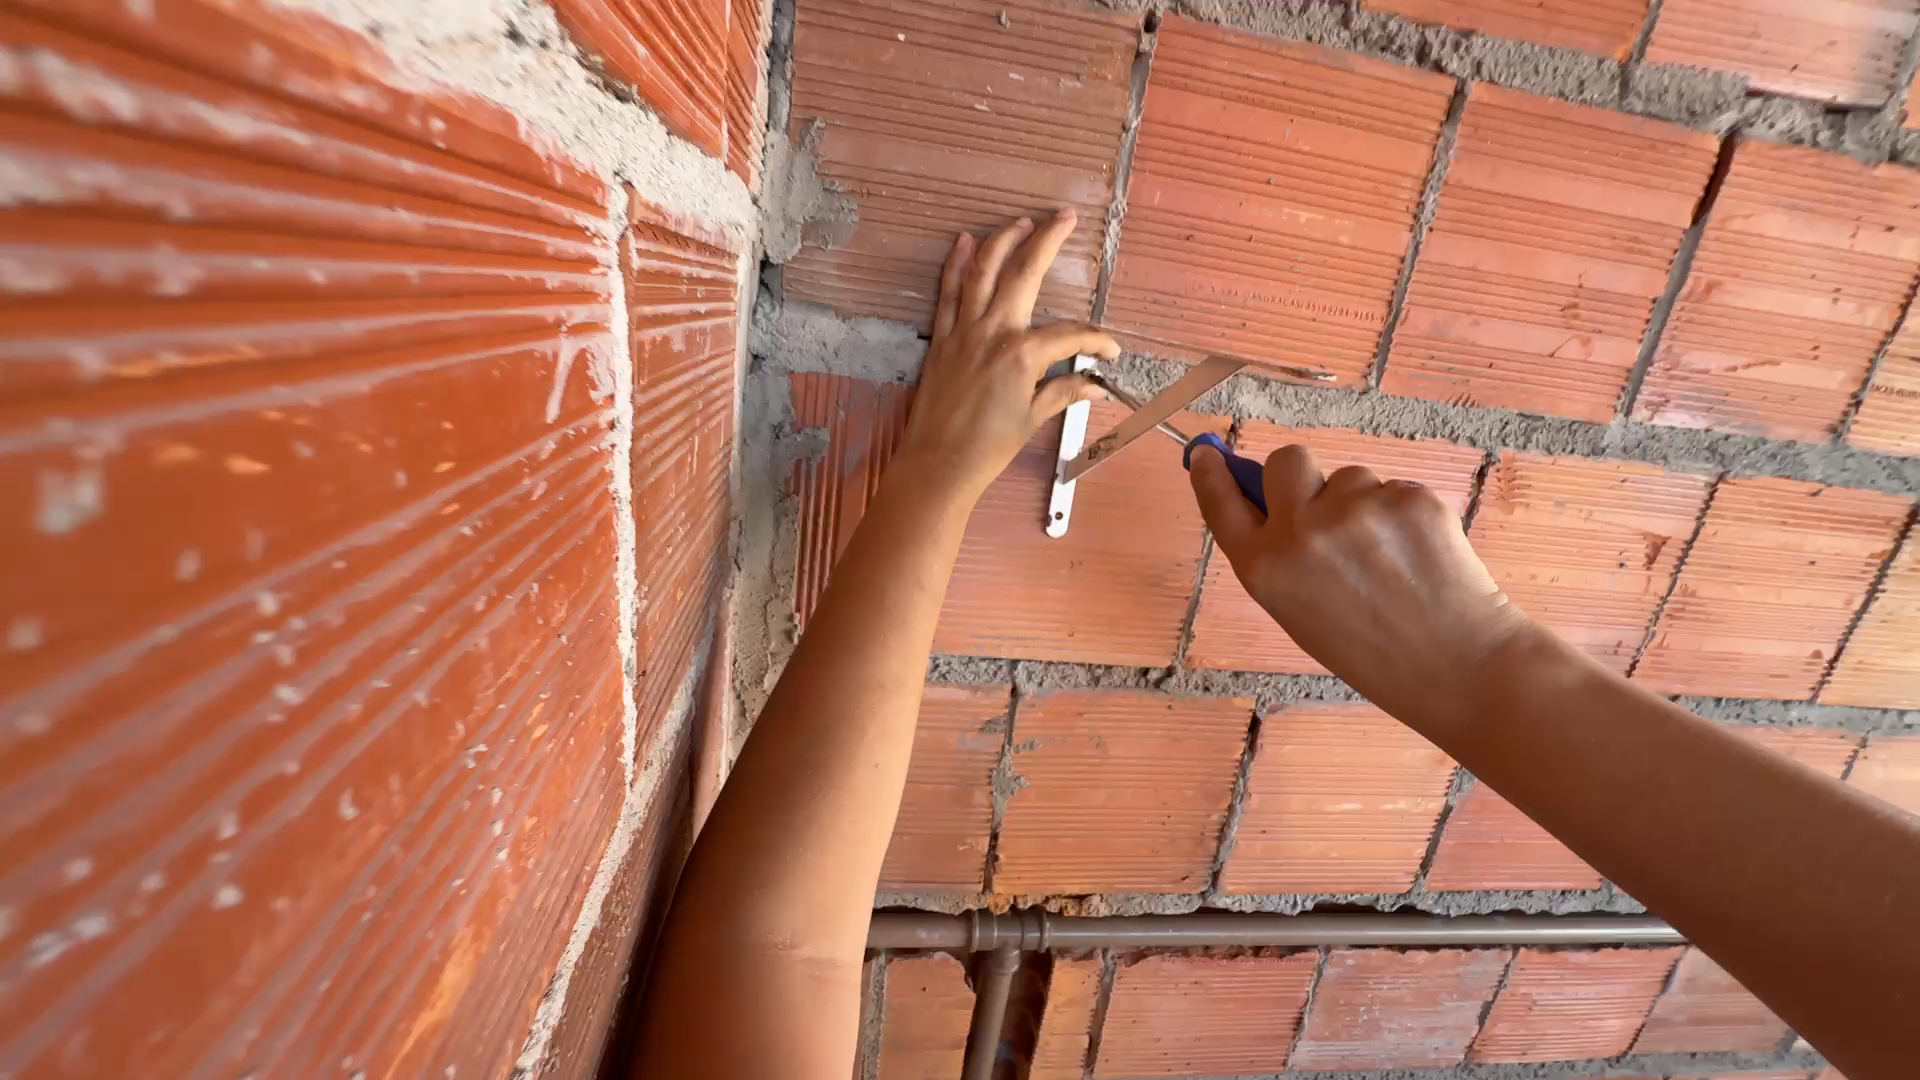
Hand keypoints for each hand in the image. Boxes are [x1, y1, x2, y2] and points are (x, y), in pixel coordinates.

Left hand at [894, 209, 1121, 501]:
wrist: (939, 463)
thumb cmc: (989, 447)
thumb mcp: (1033, 419)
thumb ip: (1064, 392)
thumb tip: (1095, 385)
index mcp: (1023, 354)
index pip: (1072, 333)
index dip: (1098, 340)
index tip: (1111, 352)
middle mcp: (994, 331)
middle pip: (1025, 272)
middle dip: (1048, 239)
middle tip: (1066, 217)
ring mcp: (964, 330)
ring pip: (983, 271)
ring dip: (1002, 239)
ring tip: (1021, 220)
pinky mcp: (941, 338)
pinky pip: (948, 292)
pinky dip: (956, 264)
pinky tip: (965, 241)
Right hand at [1190, 443, 1534, 729]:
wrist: (1456, 665)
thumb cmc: (1365, 649)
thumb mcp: (1293, 607)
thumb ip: (1274, 555)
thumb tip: (1269, 502)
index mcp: (1262, 567)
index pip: (1220, 503)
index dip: (1210, 473)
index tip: (1206, 453)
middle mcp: (1298, 532)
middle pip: (1285, 461)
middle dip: (1299, 475)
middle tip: (1324, 508)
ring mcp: (1354, 510)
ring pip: (1347, 477)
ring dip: (1358, 502)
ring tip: (1386, 554)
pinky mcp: (1406, 497)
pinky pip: (1392, 488)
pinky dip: (1400, 513)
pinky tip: (1417, 553)